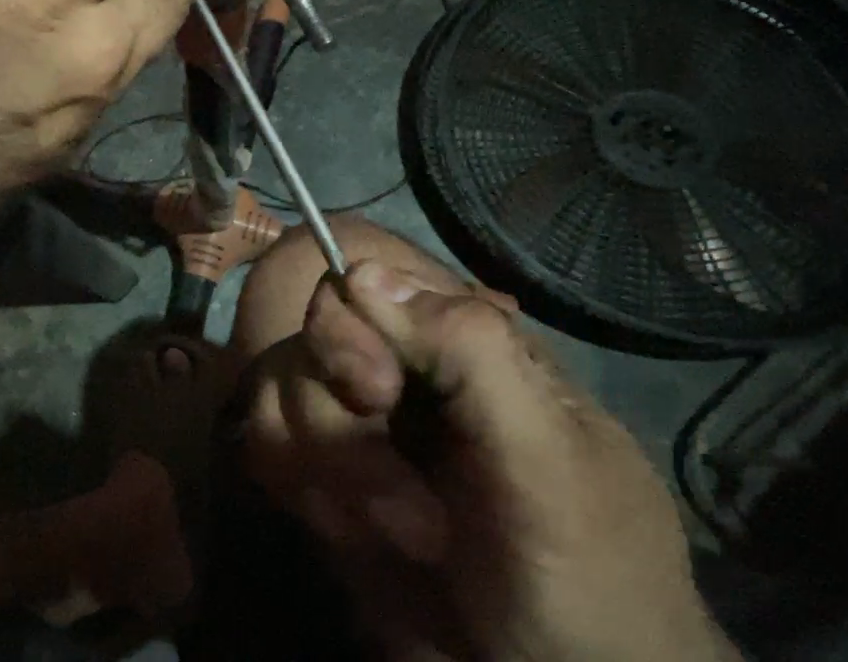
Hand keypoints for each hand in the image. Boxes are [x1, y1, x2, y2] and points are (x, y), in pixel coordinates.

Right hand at [243, 262, 739, 661]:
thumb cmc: (582, 574)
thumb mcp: (548, 461)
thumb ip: (470, 356)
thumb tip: (360, 272)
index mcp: (460, 344)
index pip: (356, 287)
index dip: (345, 335)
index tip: (373, 398)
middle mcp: (397, 370)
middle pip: (305, 348)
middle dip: (342, 435)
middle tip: (405, 510)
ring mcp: (354, 423)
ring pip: (275, 398)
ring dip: (329, 480)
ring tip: (400, 540)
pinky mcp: (322, 474)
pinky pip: (265, 448)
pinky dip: (305, 497)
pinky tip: (359, 540)